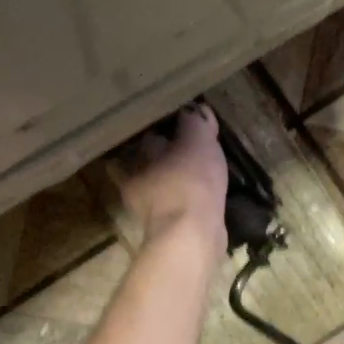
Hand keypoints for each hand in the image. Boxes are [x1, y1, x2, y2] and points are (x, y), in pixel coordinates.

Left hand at [119, 103, 228, 245]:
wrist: (191, 234)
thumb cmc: (190, 181)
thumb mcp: (197, 141)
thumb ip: (196, 123)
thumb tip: (196, 109)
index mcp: (141, 157)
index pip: (152, 138)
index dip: (168, 133)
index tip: (186, 131)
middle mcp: (139, 181)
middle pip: (154, 164)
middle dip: (169, 160)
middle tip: (194, 156)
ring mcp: (150, 210)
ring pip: (165, 189)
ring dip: (179, 185)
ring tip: (202, 180)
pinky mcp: (168, 232)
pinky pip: (179, 211)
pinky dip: (189, 206)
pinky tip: (204, 204)